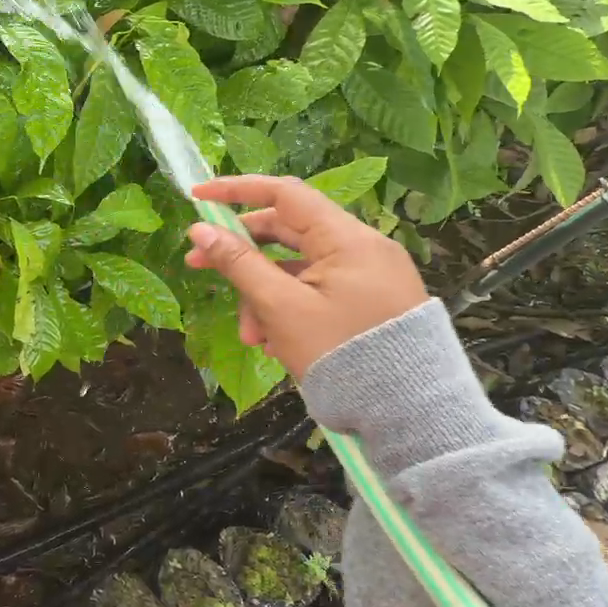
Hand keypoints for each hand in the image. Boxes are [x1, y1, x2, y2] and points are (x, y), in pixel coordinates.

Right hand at [184, 175, 429, 379]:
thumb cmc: (340, 351)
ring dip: (261, 291)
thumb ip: (237, 262)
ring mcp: (369, 276)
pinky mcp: (369, 301)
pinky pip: (315, 288)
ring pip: (296, 265)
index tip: (196, 196)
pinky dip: (286, 305)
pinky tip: (273, 340)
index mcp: (348, 240)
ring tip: (250, 334)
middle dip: (241, 253)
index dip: (236, 190)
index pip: (284, 194)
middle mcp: (363, 249)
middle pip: (287, 231)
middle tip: (198, 266)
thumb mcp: (278, 305)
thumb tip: (200, 230)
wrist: (411, 416)